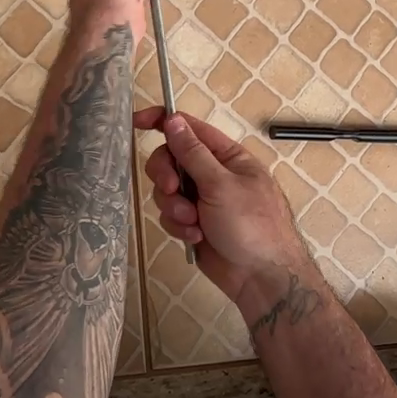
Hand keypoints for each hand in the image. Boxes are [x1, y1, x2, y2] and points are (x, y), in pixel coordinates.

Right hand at [134, 108, 314, 312]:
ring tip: (193, 223)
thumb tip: (172, 120)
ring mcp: (201, 199)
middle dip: (166, 175)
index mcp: (226, 155)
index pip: (188, 127)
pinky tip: (195, 237)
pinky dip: (179, 226)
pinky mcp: (192, 223)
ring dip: (174, 207)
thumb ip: (193, 152)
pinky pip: (170, 215)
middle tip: (171, 189)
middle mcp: (212, 173)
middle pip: (170, 159)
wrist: (261, 278)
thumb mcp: (221, 184)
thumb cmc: (251, 224)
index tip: (135, 123)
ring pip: (166, 190)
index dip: (161, 121)